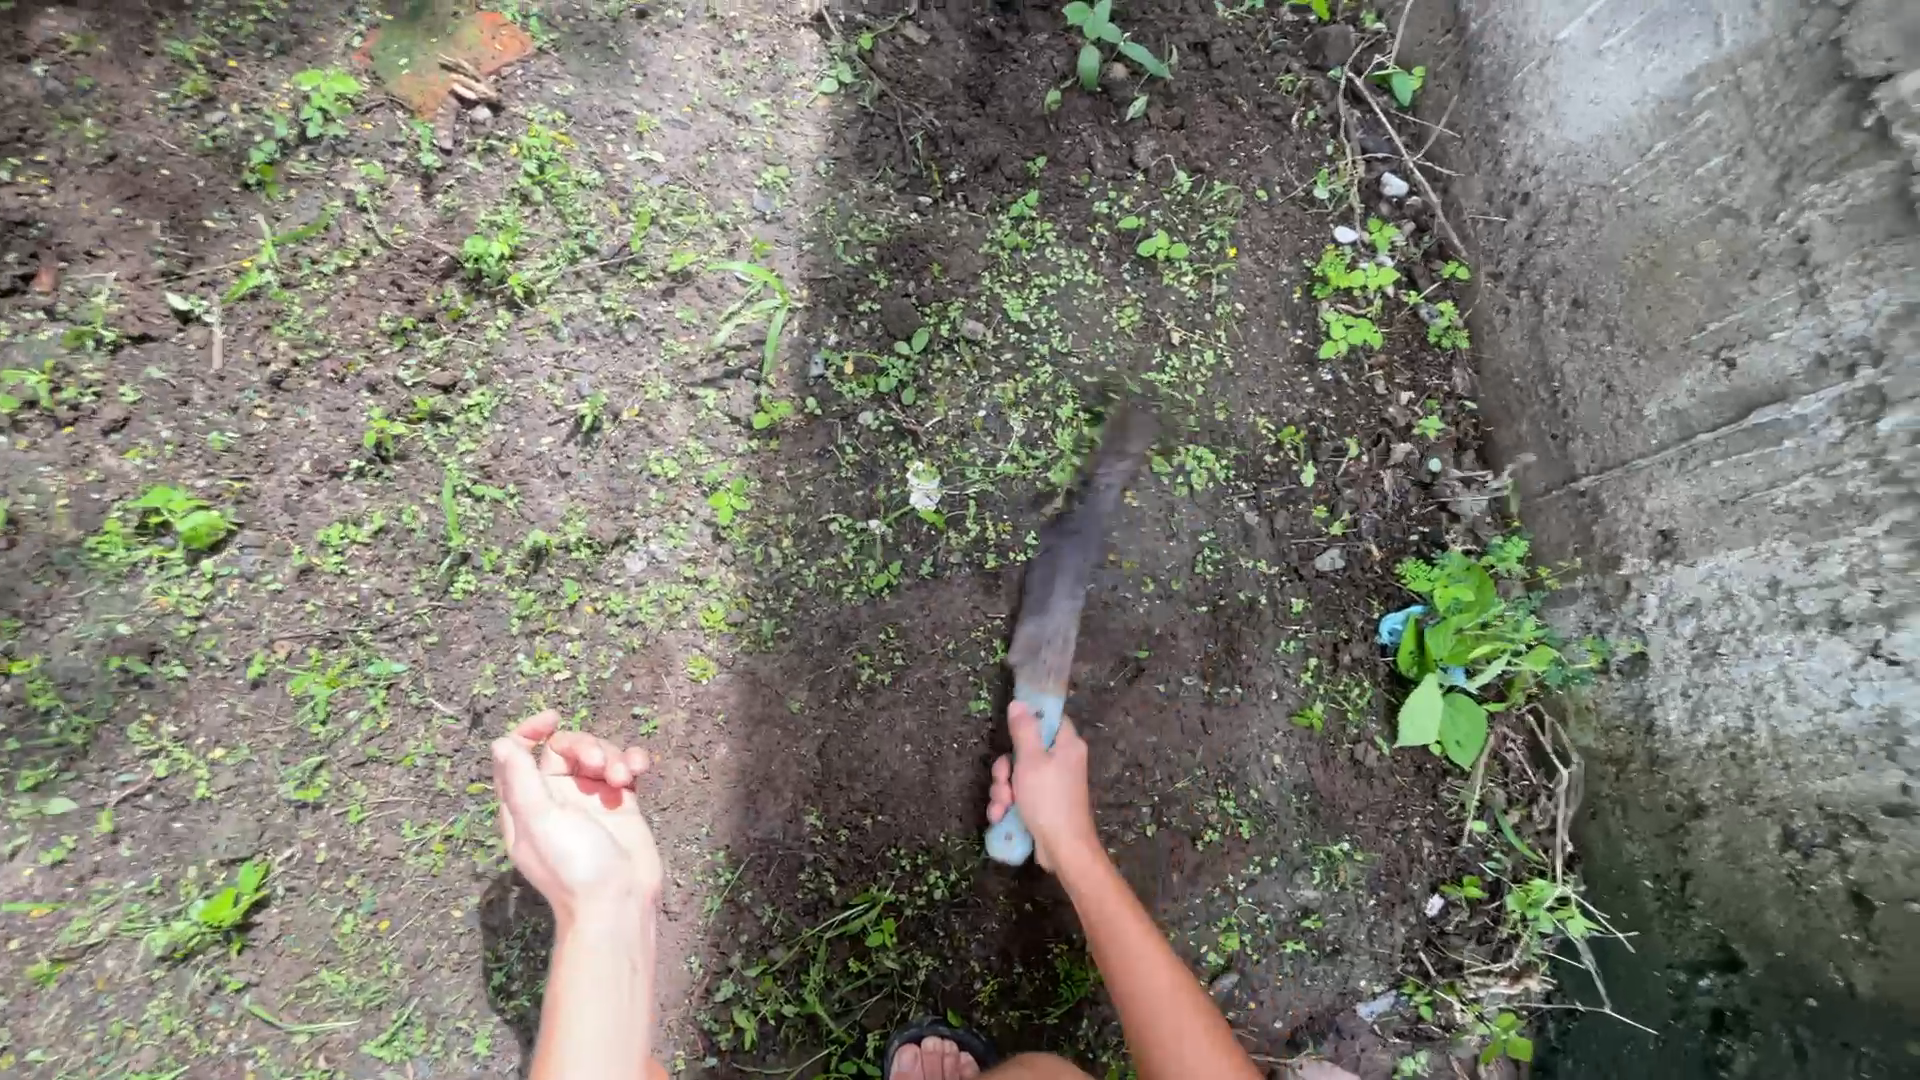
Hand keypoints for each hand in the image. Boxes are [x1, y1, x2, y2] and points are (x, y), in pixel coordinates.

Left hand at [491, 710, 662, 927]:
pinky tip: (640, 770)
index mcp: (526, 804)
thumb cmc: (573, 864)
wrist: (619, 898)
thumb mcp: (540, 820)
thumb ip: (521, 780)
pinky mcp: (622, 802)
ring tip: (623, 779)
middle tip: (597, 765)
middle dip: (586, 747)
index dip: (530, 732)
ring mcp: (590, 799)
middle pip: (566, 749)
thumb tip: (502, 743)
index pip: (518, 756)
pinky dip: (632, 762)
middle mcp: (556, 798)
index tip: (553, 719)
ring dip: (613, 757)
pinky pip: (625, 766)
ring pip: (599, 755)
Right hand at [986, 701, 1100, 873]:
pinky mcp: (1042, 803)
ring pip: (1016, 774)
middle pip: (1025, 749)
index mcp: (1067, 744)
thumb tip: (1019, 703)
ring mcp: (1051, 783)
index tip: (1011, 730)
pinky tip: (1002, 817)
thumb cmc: (1049, 799)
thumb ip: (1023, 730)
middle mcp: (1062, 760)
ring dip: (1003, 790)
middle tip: (1005, 782)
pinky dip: (1007, 805)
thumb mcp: (1031, 760)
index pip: (1049, 718)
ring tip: (1003, 806)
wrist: (1063, 849)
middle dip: (1006, 769)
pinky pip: (1019, 795)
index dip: (1029, 721)